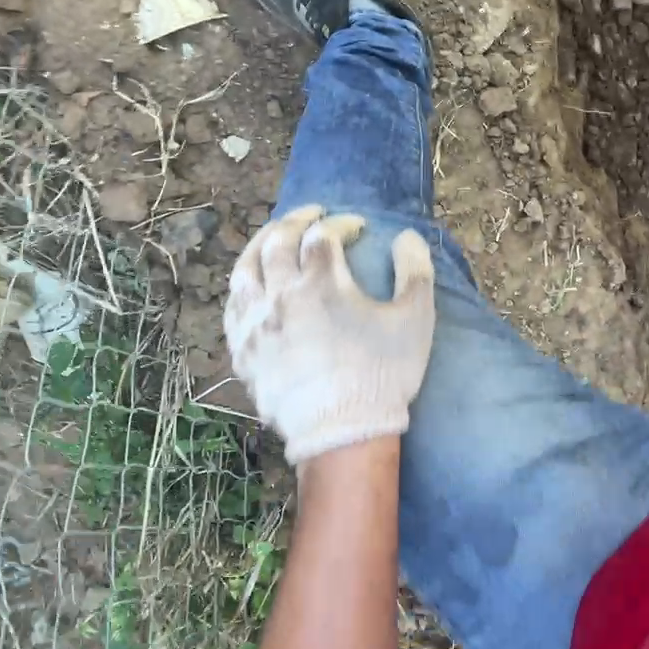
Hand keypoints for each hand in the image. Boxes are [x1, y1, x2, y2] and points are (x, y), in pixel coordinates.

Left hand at [224, 205, 436, 463]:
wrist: (342, 433)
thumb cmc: (383, 373)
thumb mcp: (415, 318)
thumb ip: (415, 270)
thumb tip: (406, 237)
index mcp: (321, 282)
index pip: (323, 234)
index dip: (342, 224)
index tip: (358, 228)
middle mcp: (280, 295)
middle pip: (277, 240)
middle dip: (297, 220)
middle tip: (313, 215)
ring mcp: (255, 323)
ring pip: (245, 268)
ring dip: (261, 243)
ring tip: (275, 236)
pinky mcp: (243, 351)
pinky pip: (232, 306)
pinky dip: (244, 283)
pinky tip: (253, 283)